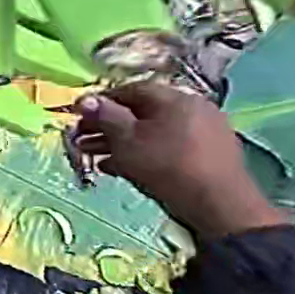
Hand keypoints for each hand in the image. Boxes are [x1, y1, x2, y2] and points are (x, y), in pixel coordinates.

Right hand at [73, 81, 287, 238]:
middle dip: (105, 125)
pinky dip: (141, 152)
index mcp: (174, 99)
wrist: (217, 203)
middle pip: (139, 112)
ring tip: (92, 155)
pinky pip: (166, 146)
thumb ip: (104, 115)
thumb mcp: (125, 138)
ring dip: (118, 141)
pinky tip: (117, 167)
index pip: (129, 90)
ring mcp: (203, 132)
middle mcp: (192, 109)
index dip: (99, 101)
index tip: (77, 114)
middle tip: (80, 138)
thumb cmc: (165, 164)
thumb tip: (86, 99)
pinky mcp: (206, 153)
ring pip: (151, 131)